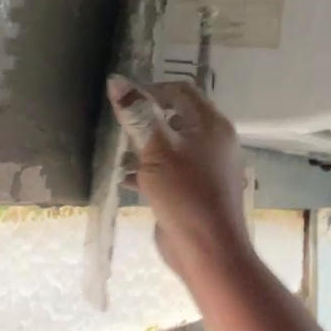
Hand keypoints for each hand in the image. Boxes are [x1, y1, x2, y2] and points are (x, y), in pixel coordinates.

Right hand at [107, 75, 249, 280]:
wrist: (208, 249)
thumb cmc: (184, 193)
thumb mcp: (155, 149)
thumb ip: (137, 114)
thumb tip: (116, 80)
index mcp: (211, 125)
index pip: (181, 91)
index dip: (151, 89)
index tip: (123, 101)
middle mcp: (214, 141)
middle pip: (177, 117)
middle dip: (146, 119)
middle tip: (120, 126)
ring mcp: (208, 167)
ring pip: (172, 144)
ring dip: (145, 145)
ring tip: (118, 152)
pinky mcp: (197, 190)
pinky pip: (171, 169)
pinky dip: (149, 168)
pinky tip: (125, 179)